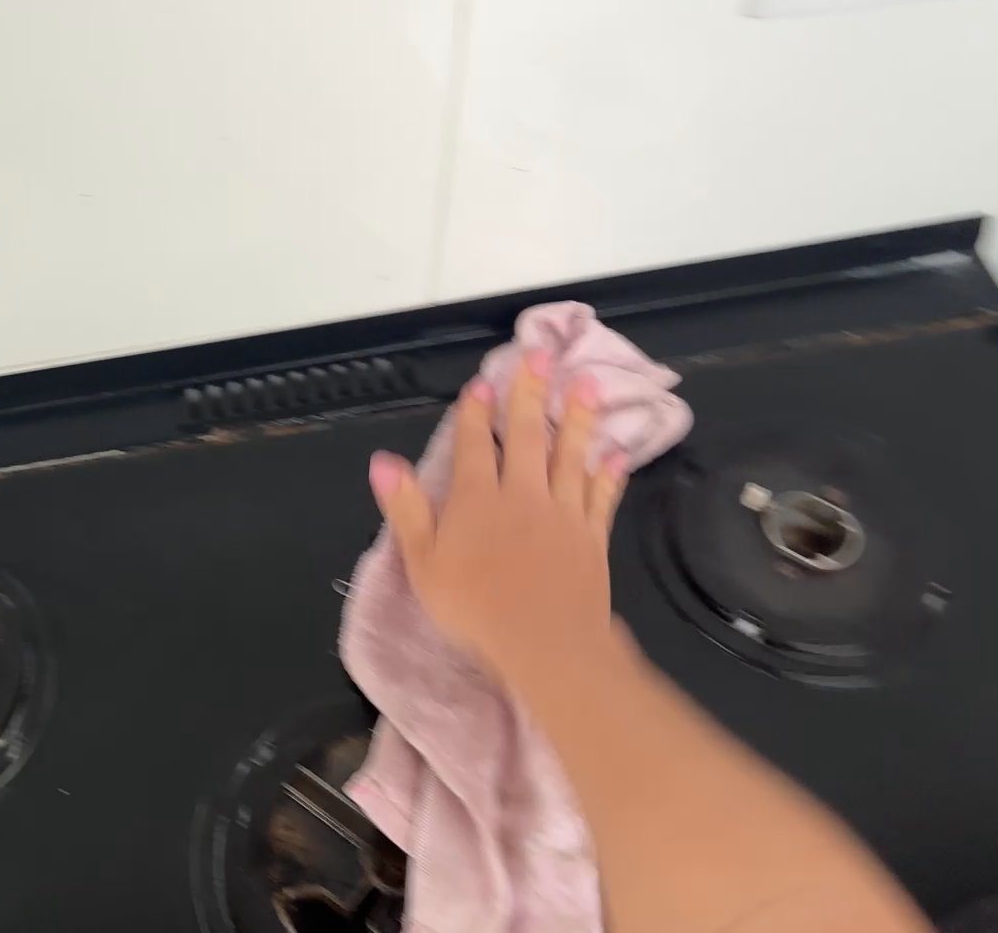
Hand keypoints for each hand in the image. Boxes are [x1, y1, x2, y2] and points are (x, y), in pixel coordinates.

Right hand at [369, 350, 629, 679]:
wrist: (544, 643)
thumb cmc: (472, 603)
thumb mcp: (420, 558)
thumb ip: (404, 506)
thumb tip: (382, 461)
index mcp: (476, 498)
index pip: (476, 444)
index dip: (476, 413)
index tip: (482, 381)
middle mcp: (522, 494)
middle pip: (528, 436)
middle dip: (531, 393)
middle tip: (541, 354)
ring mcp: (561, 513)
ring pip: (570, 455)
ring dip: (578, 417)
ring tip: (587, 383)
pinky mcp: (591, 537)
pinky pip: (600, 495)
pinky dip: (608, 471)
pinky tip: (615, 450)